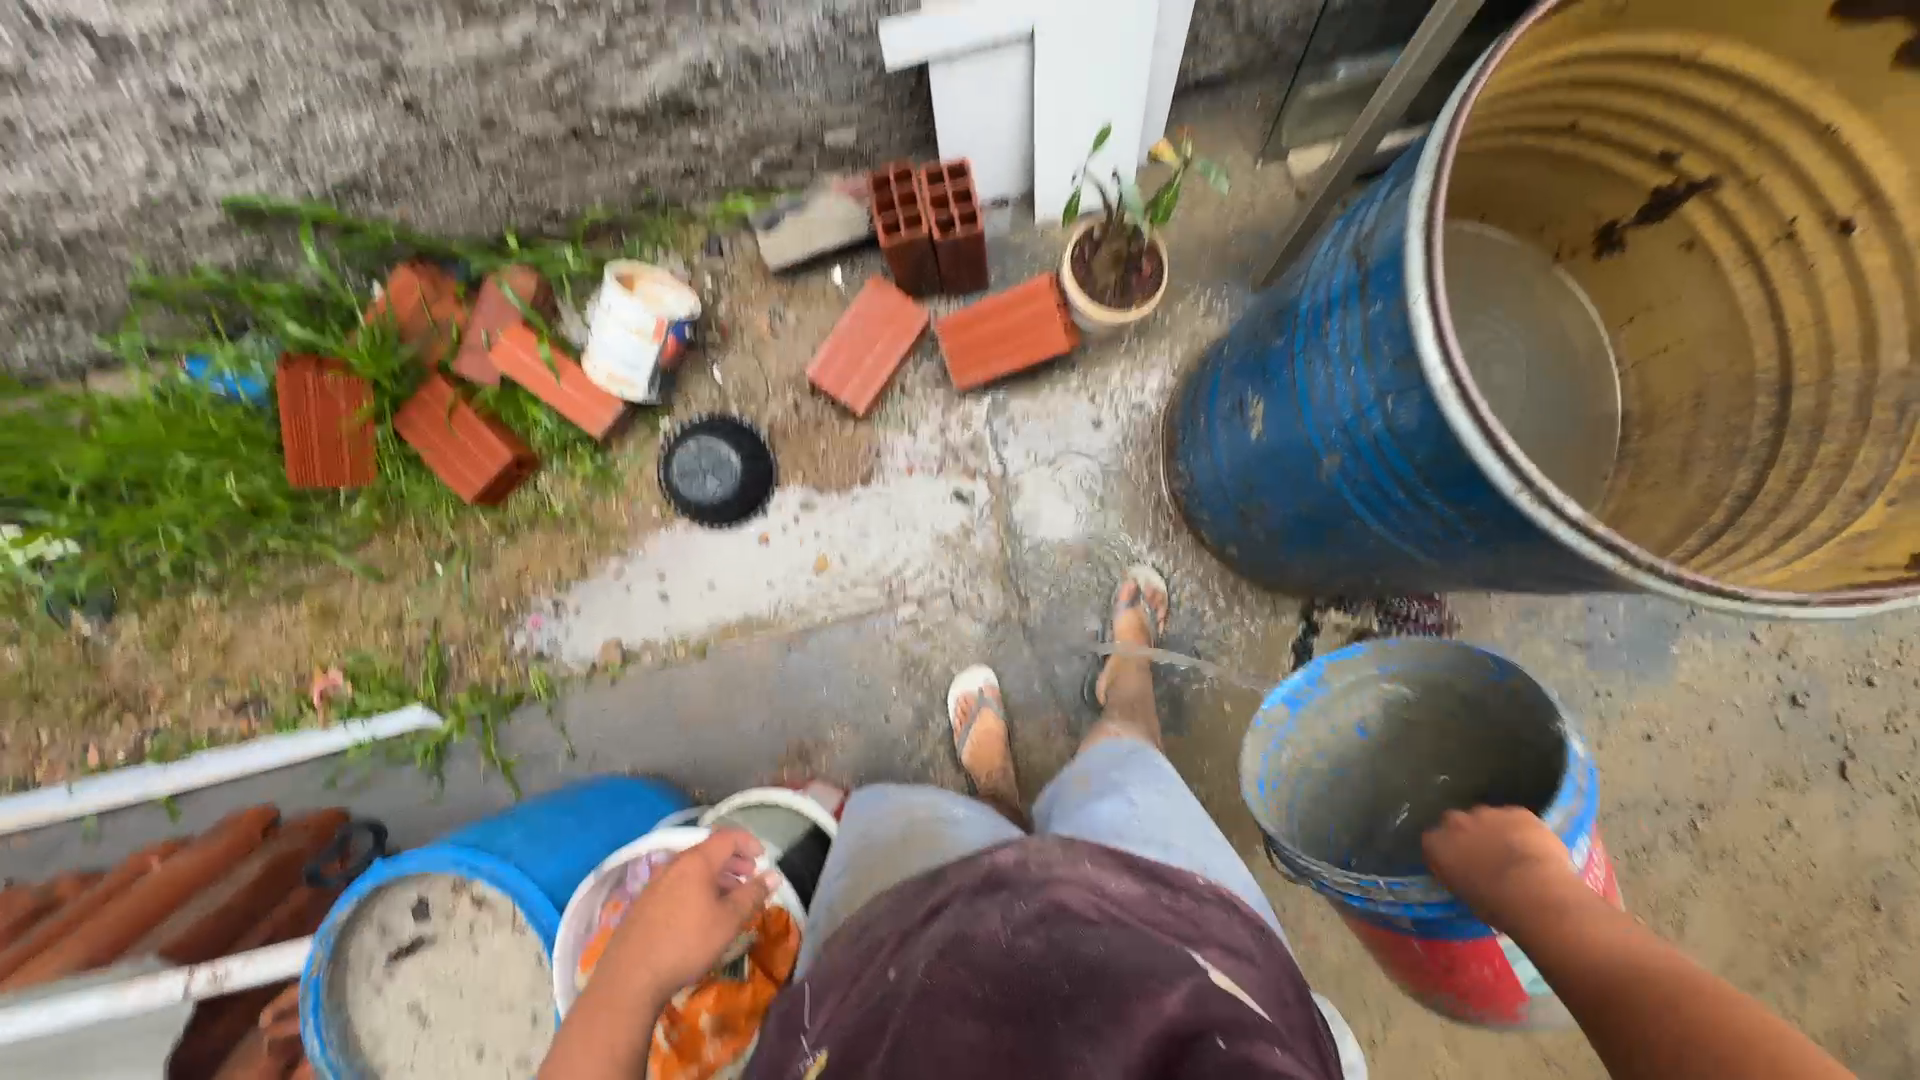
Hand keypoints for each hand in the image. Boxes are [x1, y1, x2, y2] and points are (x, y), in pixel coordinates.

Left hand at [604, 828, 778, 995]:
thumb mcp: (729, 921)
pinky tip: (700, 915)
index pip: (728, 837)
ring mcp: (655, 884)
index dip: (749, 843)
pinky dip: (697, 889)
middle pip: (709, 851)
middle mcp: (674, 865)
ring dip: (716, 877)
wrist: (630, 977)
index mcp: (696, 862)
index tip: (763, 859)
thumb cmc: (687, 943)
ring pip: (692, 870)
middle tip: (749, 878)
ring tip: (729, 899)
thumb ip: (752, 894)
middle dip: (734, 861)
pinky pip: (678, 885)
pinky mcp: (644, 903)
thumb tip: (774, 875)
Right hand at [1422, 806, 1579, 926]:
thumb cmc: (1497, 905)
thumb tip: (1469, 876)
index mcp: (1436, 844)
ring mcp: (1486, 813)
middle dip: (1470, 836)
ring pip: (1488, 819)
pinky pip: (1517, 819)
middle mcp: (1454, 822)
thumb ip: (1460, 876)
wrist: (1536, 892)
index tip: (1462, 867)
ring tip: (1518, 856)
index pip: (1434, 843)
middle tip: (1489, 858)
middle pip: (1457, 823)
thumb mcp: (1467, 896)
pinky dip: (1524, 831)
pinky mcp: (1517, 812)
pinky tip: (1537, 849)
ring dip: (1497, 831)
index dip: (1450, 854)